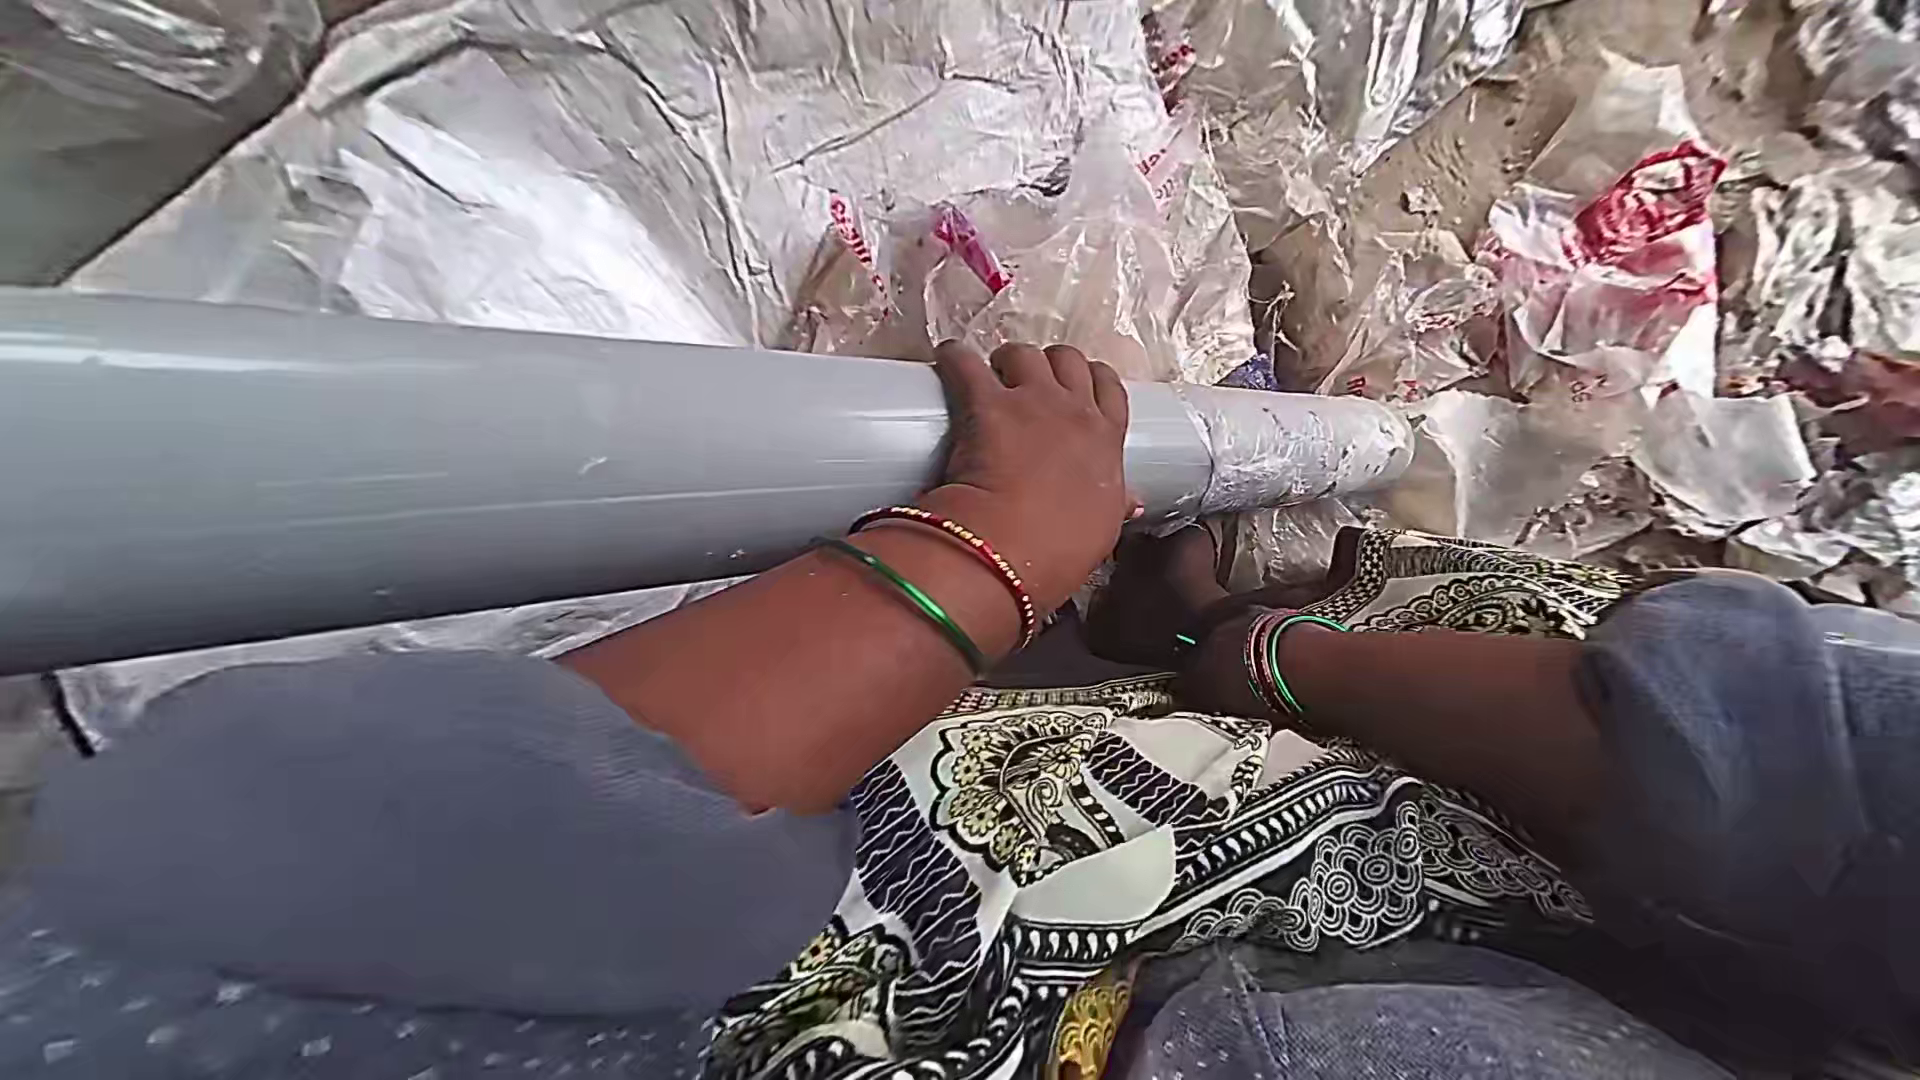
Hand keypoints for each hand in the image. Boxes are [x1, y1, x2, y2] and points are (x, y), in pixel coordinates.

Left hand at [920, 341, 1130, 612]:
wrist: (1011, 549)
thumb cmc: (1059, 550)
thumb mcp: (1102, 531)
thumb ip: (1114, 507)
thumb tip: (1131, 504)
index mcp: (1105, 441)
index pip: (1109, 390)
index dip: (1091, 379)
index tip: (1075, 385)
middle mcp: (1073, 411)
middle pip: (1068, 360)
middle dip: (1048, 363)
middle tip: (1027, 381)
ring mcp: (1029, 402)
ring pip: (1024, 353)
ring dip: (1007, 360)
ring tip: (990, 373)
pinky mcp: (985, 402)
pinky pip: (966, 362)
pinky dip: (954, 358)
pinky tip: (947, 359)